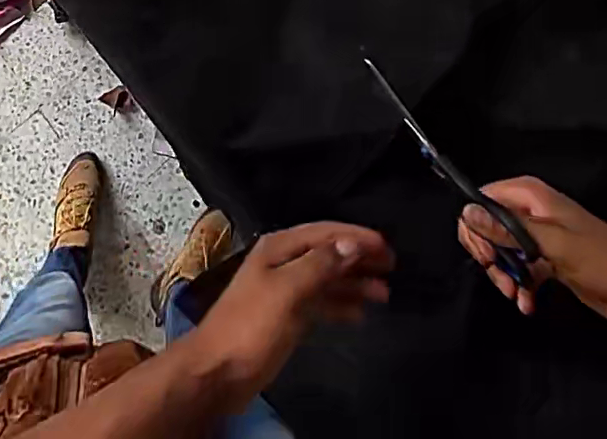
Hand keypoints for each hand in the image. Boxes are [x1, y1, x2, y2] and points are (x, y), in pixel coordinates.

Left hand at [184, 221, 393, 411]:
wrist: (216, 373)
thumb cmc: (249, 327)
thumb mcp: (287, 291)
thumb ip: (319, 265)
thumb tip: (351, 243)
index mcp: (280, 248)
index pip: (325, 233)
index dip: (356, 237)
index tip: (385, 245)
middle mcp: (284, 262)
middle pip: (328, 252)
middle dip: (359, 257)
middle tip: (391, 265)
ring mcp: (285, 289)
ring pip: (327, 277)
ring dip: (354, 282)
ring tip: (384, 292)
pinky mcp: (287, 315)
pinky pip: (321, 301)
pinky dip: (340, 303)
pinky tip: (359, 311)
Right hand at [456, 176, 606, 324]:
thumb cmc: (601, 261)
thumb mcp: (552, 244)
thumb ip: (507, 229)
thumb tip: (467, 212)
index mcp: (530, 194)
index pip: (483, 199)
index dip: (476, 226)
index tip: (486, 256)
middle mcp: (530, 209)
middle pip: (488, 224)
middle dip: (490, 254)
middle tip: (501, 278)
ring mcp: (538, 234)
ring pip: (501, 248)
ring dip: (503, 274)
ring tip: (515, 294)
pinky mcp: (546, 257)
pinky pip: (519, 266)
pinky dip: (519, 283)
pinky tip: (527, 303)